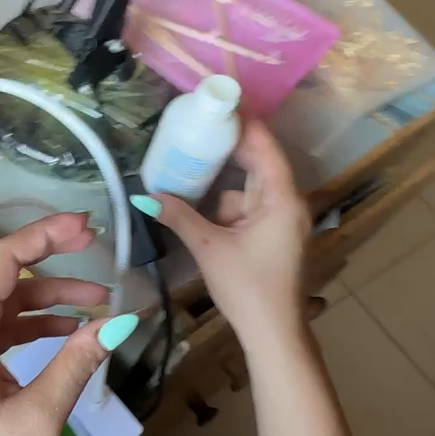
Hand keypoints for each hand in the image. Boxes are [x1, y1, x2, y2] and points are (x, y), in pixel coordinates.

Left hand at [0, 213, 126, 435]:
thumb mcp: (37, 415)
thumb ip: (77, 362)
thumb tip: (119, 322)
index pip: (6, 258)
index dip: (46, 235)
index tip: (87, 224)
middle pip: (4, 268)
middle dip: (51, 252)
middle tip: (95, 240)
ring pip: (6, 298)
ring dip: (49, 295)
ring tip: (100, 300)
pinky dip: (34, 322)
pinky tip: (70, 331)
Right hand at [136, 122, 311, 338]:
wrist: (273, 334)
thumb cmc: (248, 288)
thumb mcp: (209, 248)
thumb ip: (180, 216)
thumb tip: (147, 194)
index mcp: (281, 198)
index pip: (264, 146)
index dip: (243, 122)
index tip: (218, 101)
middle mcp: (287, 203)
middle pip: (257, 163)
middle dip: (225, 149)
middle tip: (194, 128)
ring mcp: (281, 220)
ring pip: (247, 188)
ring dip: (220, 184)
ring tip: (186, 168)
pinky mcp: (272, 236)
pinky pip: (246, 208)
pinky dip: (224, 206)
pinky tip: (197, 208)